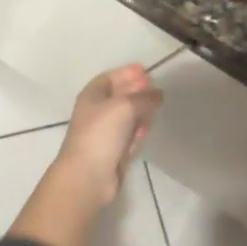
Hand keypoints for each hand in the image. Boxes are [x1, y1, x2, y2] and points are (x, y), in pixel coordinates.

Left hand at [54, 63, 162, 207]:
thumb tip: (158, 94)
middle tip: (155, 86)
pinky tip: (147, 126)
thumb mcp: (124, 107)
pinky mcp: (114, 152)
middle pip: (118, 96)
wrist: (88, 175)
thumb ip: (143, 98)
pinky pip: (129, 135)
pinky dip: (138, 129)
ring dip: (139, 109)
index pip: (109, 78)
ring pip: (125, 116)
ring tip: (156, 103)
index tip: (144, 70)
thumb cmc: (101, 133)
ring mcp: (105, 134)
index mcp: (91, 96)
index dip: (126, 73)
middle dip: (136, 90)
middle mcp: (96, 112)